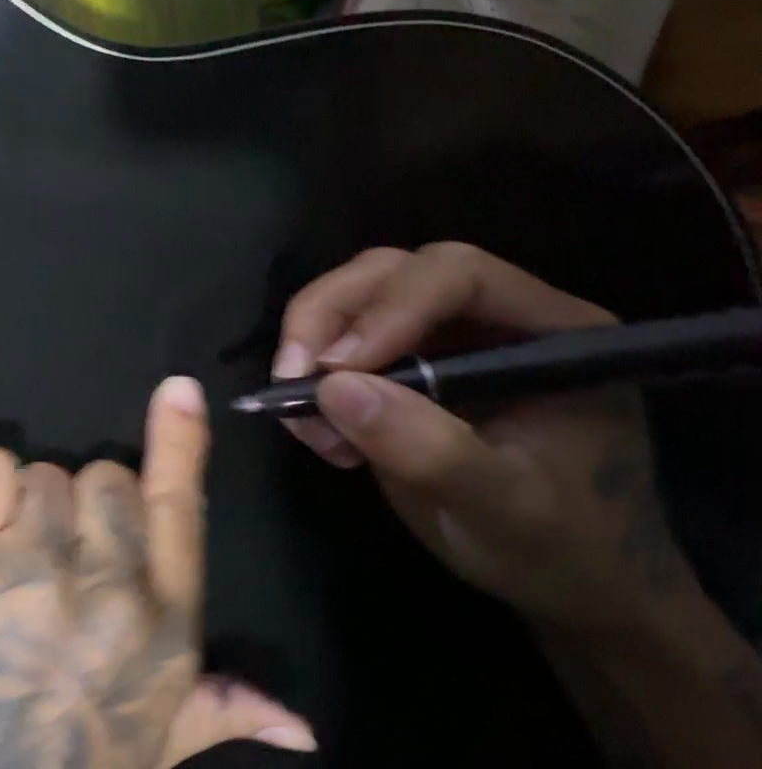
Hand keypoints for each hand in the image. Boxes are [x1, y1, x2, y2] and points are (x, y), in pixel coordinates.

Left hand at [0, 378, 314, 767]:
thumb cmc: (76, 757)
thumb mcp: (158, 742)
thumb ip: (218, 708)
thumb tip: (298, 725)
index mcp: (165, 618)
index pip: (178, 507)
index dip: (179, 443)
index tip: (178, 391)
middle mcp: (110, 576)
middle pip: (104, 479)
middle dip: (83, 503)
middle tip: (56, 549)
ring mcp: (38, 555)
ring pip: (45, 474)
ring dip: (28, 503)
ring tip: (12, 555)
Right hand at [274, 242, 696, 631]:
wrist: (563, 583)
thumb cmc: (559, 547)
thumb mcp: (505, 510)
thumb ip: (432, 450)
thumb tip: (333, 388)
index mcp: (551, 333)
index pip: (458, 276)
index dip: (390, 307)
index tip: (338, 367)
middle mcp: (493, 317)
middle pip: (391, 273)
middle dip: (330, 318)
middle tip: (293, 378)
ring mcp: (442, 336)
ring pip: (351, 297)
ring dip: (309, 348)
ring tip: (306, 421)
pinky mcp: (399, 360)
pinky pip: (332, 339)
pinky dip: (305, 376)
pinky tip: (317, 432)